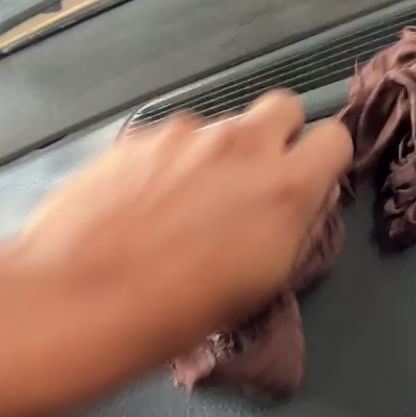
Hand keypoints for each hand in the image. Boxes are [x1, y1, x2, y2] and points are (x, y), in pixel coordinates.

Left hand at [15, 91, 350, 366]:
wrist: (80, 297)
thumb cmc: (183, 310)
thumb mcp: (265, 282)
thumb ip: (298, 227)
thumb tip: (308, 200)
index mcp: (285, 186)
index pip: (335, 138)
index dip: (324, 160)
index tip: (308, 183)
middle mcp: (241, 145)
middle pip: (284, 107)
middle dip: (279, 136)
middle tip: (255, 179)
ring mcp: (185, 134)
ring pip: (222, 126)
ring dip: (219, 154)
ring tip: (183, 205)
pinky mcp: (138, 135)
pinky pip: (173, 138)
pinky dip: (171, 162)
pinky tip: (144, 203)